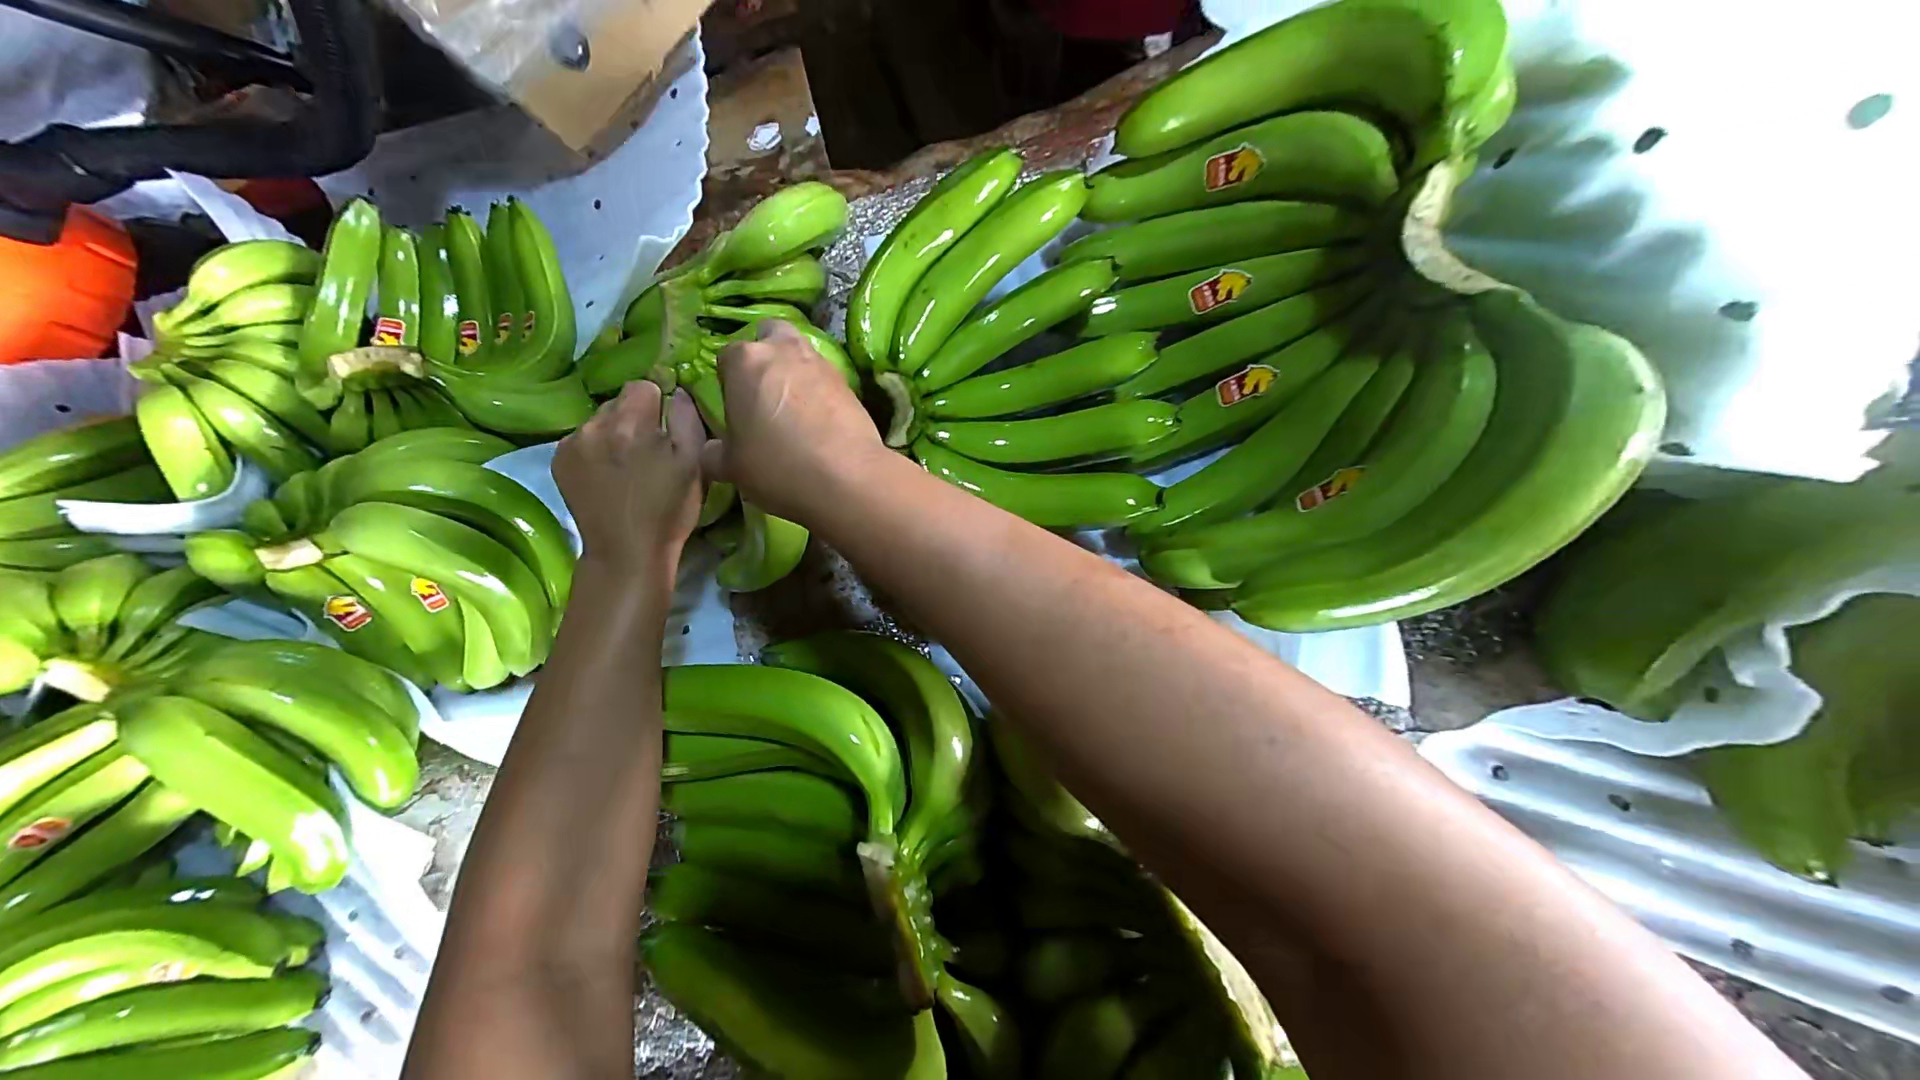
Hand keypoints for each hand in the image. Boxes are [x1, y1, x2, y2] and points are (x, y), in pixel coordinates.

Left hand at [554, 381, 705, 569]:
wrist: (626, 552)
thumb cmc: (669, 510)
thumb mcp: (694, 465)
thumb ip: (688, 421)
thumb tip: (679, 393)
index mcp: (631, 423)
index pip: (642, 386)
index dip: (659, 403)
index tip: (667, 427)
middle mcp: (594, 425)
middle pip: (617, 402)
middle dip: (635, 418)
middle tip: (649, 449)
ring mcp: (571, 443)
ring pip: (598, 421)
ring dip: (614, 434)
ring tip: (626, 465)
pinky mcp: (558, 461)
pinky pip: (581, 440)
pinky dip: (596, 450)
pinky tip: (607, 475)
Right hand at [702, 319, 889, 522]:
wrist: (846, 477)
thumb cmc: (777, 465)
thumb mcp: (731, 467)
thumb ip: (713, 454)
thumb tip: (710, 453)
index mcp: (745, 360)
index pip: (727, 357)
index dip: (729, 381)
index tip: (735, 407)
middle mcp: (784, 350)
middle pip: (770, 336)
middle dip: (766, 355)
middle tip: (764, 393)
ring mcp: (821, 363)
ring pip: (802, 354)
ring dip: (795, 372)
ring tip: (794, 409)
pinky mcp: (849, 383)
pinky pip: (826, 379)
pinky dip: (820, 392)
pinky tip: (820, 421)